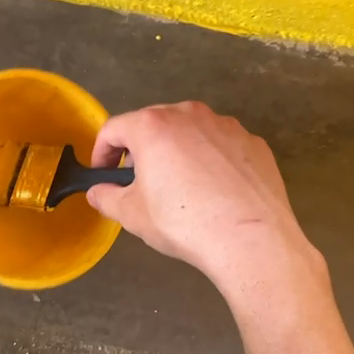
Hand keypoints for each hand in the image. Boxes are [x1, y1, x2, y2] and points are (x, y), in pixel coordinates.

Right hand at [87, 102, 323, 295]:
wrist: (250, 239)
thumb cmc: (182, 222)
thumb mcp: (131, 214)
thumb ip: (106, 197)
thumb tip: (98, 193)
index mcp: (153, 126)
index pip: (114, 129)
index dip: (101, 152)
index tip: (102, 174)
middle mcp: (189, 115)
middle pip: (154, 124)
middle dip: (141, 149)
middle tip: (139, 182)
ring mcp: (227, 126)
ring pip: (190, 132)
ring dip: (177, 152)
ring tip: (180, 187)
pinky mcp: (254, 143)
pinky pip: (221, 146)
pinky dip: (210, 161)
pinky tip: (214, 192)